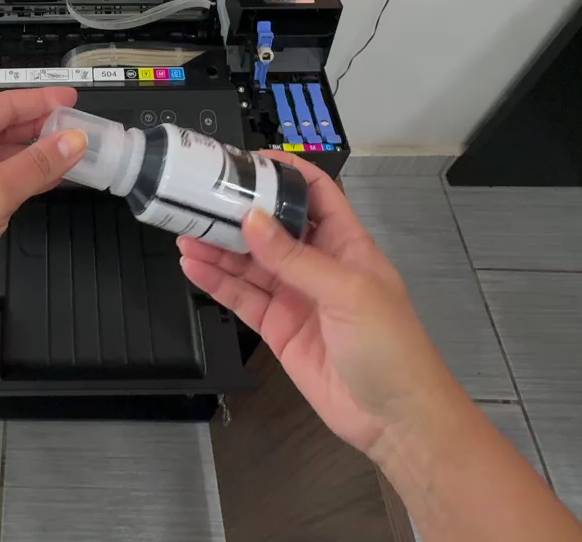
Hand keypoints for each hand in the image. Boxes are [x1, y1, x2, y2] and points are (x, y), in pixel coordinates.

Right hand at [177, 152, 459, 456]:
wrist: (395, 422)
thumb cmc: (393, 349)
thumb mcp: (347, 292)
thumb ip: (295, 257)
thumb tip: (253, 220)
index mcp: (344, 243)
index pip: (314, 192)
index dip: (286, 171)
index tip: (250, 160)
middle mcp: (317, 264)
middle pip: (271, 227)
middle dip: (237, 212)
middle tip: (201, 198)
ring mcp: (294, 295)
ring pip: (249, 262)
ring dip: (218, 247)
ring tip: (185, 232)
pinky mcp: (277, 326)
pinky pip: (241, 296)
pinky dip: (215, 281)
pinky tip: (193, 267)